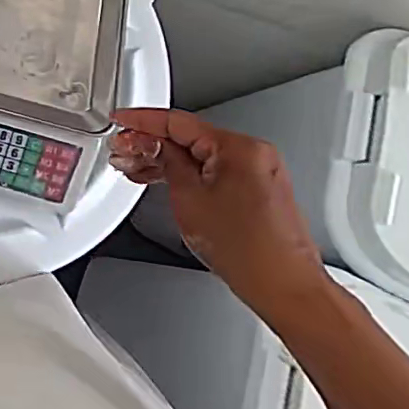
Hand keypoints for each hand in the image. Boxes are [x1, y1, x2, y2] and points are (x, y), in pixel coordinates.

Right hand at [111, 109, 329, 323]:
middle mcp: (252, 153)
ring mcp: (257, 170)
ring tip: (137, 168)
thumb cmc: (249, 251)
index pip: (177, 122)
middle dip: (151, 144)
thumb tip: (152, 144)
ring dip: (167, 161)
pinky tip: (165, 180)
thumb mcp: (188, 198)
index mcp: (238, 147)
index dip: (142, 120)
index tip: (123, 120)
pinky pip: (214, 169)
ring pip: (200, 154)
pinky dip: (188, 173)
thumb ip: (166, 161)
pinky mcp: (257, 187)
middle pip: (189, 137)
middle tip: (124, 150)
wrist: (285, 288)